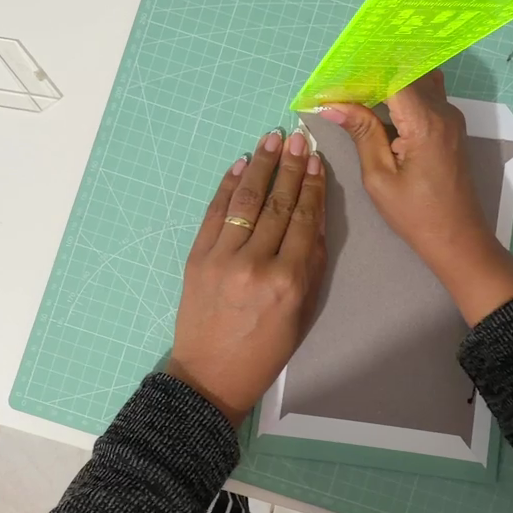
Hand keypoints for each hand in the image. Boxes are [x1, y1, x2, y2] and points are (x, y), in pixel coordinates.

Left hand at [167, 127, 328, 424]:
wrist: (211, 374)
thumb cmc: (265, 351)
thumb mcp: (302, 312)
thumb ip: (310, 264)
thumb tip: (312, 216)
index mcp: (288, 281)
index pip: (303, 219)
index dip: (311, 185)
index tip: (315, 159)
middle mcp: (256, 264)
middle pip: (277, 204)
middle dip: (289, 167)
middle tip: (297, 138)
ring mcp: (222, 258)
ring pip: (245, 201)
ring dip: (260, 166)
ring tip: (270, 139)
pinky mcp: (197, 257)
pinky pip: (215, 213)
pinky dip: (227, 186)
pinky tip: (239, 165)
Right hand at [314, 70, 512, 325]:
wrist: (457, 237)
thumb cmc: (415, 214)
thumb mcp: (379, 176)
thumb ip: (361, 133)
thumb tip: (334, 105)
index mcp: (425, 122)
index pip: (394, 78)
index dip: (364, 73)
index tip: (335, 81)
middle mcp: (443, 111)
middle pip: (407, 73)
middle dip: (374, 75)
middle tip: (342, 86)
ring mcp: (451, 117)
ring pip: (418, 81)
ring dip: (389, 83)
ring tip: (358, 94)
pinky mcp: (450, 125)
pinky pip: (425, 95)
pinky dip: (401, 94)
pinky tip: (378, 106)